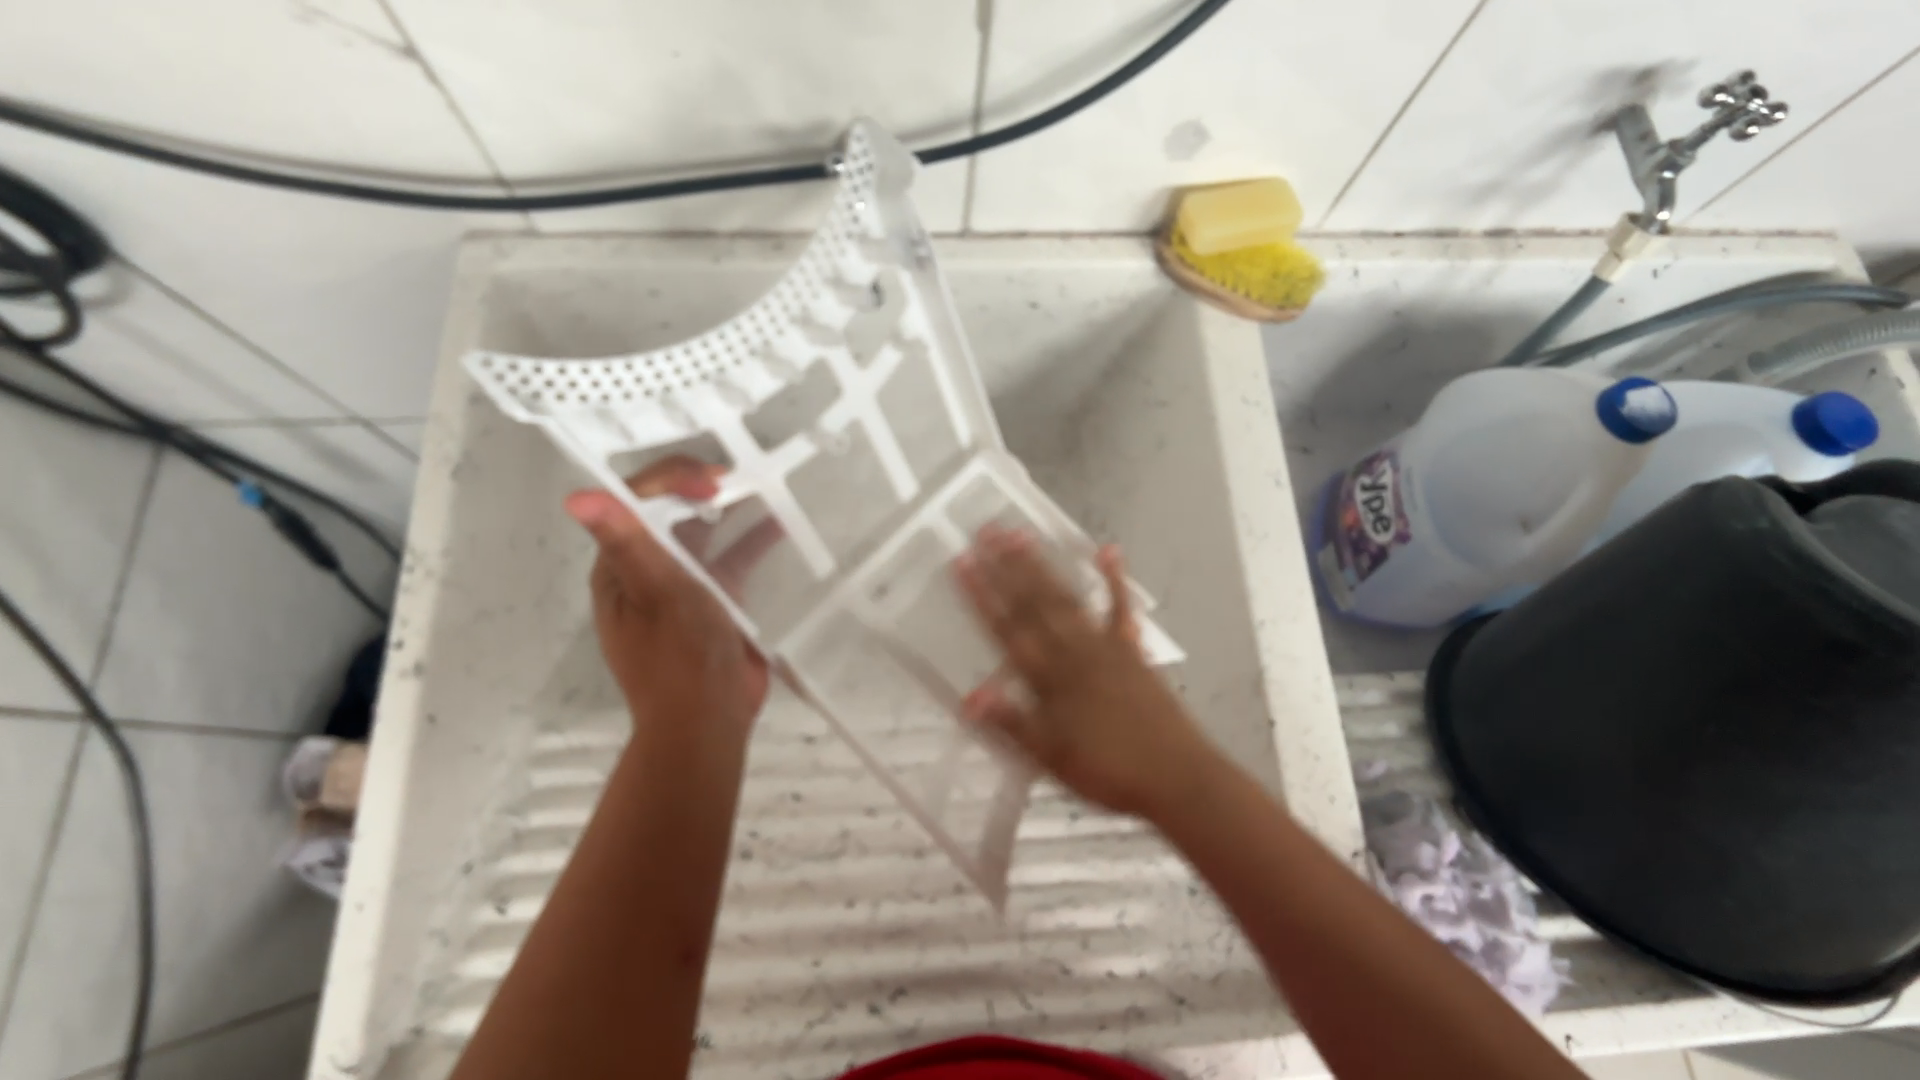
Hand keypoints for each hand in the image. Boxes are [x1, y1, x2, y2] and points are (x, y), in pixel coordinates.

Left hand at [564, 458, 769, 739]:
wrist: (708, 722)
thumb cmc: (679, 658)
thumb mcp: (656, 593)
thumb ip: (627, 542)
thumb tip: (576, 496)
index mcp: (621, 567)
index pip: (634, 502)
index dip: (669, 480)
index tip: (711, 484)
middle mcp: (648, 570)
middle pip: (667, 512)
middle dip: (696, 488)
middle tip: (734, 478)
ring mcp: (685, 586)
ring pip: (702, 533)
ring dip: (725, 509)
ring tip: (756, 487)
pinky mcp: (718, 602)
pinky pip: (734, 559)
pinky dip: (753, 540)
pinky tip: (779, 524)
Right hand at [953, 525, 1220, 818]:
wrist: (1177, 776)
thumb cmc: (1107, 771)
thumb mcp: (1050, 758)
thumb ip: (1010, 724)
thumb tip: (968, 697)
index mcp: (1049, 678)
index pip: (1007, 629)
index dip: (982, 595)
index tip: (964, 562)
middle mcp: (1074, 652)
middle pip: (1035, 603)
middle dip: (1007, 566)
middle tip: (988, 529)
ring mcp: (1106, 646)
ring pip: (1067, 598)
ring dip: (1044, 565)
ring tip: (1023, 534)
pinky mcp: (1133, 650)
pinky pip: (1120, 608)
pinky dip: (1114, 578)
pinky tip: (1108, 551)